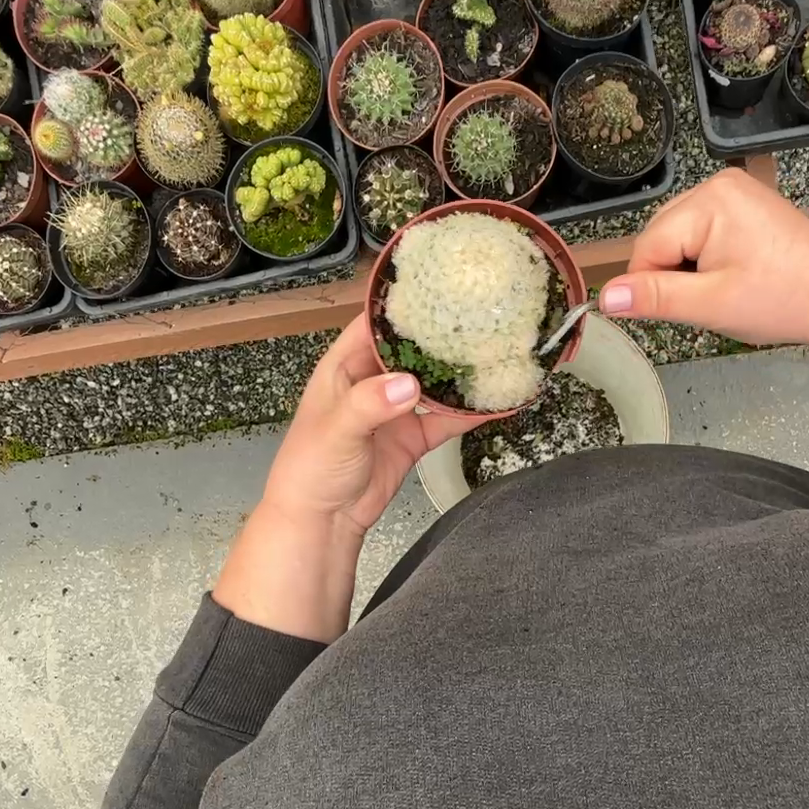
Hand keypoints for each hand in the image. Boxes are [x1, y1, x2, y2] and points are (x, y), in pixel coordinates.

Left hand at [214, 319, 480, 642]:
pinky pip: (445, 420)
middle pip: (412, 349)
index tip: (441, 287)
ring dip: (459, 374)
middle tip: (481, 318)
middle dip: (442, 336)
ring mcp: (395, 410)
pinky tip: (496, 402)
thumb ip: (370, 404)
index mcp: (346, 366)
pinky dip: (468, 413)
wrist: (321, 521)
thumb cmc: (312, 467)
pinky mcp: (412, 438)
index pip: (376, 323)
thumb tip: (410, 384)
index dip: (405, 305)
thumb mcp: (338, 430)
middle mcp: (373, 381)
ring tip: (496, 353)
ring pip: (433, 383)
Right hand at [597, 168, 808, 347]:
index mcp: (709, 200)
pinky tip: (728, 277)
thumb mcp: (710, 304)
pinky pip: (697, 235)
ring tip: (722, 289)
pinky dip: (701, 262)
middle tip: (708, 301)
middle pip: (658, 239)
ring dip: (685, 271)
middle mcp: (717, 185)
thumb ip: (654, 298)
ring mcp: (732, 192)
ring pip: (675, 239)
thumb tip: (605, 298)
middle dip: (670, 276)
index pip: (646, 247)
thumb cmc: (782, 300)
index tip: (679, 310)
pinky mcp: (741, 206)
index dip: (650, 287)